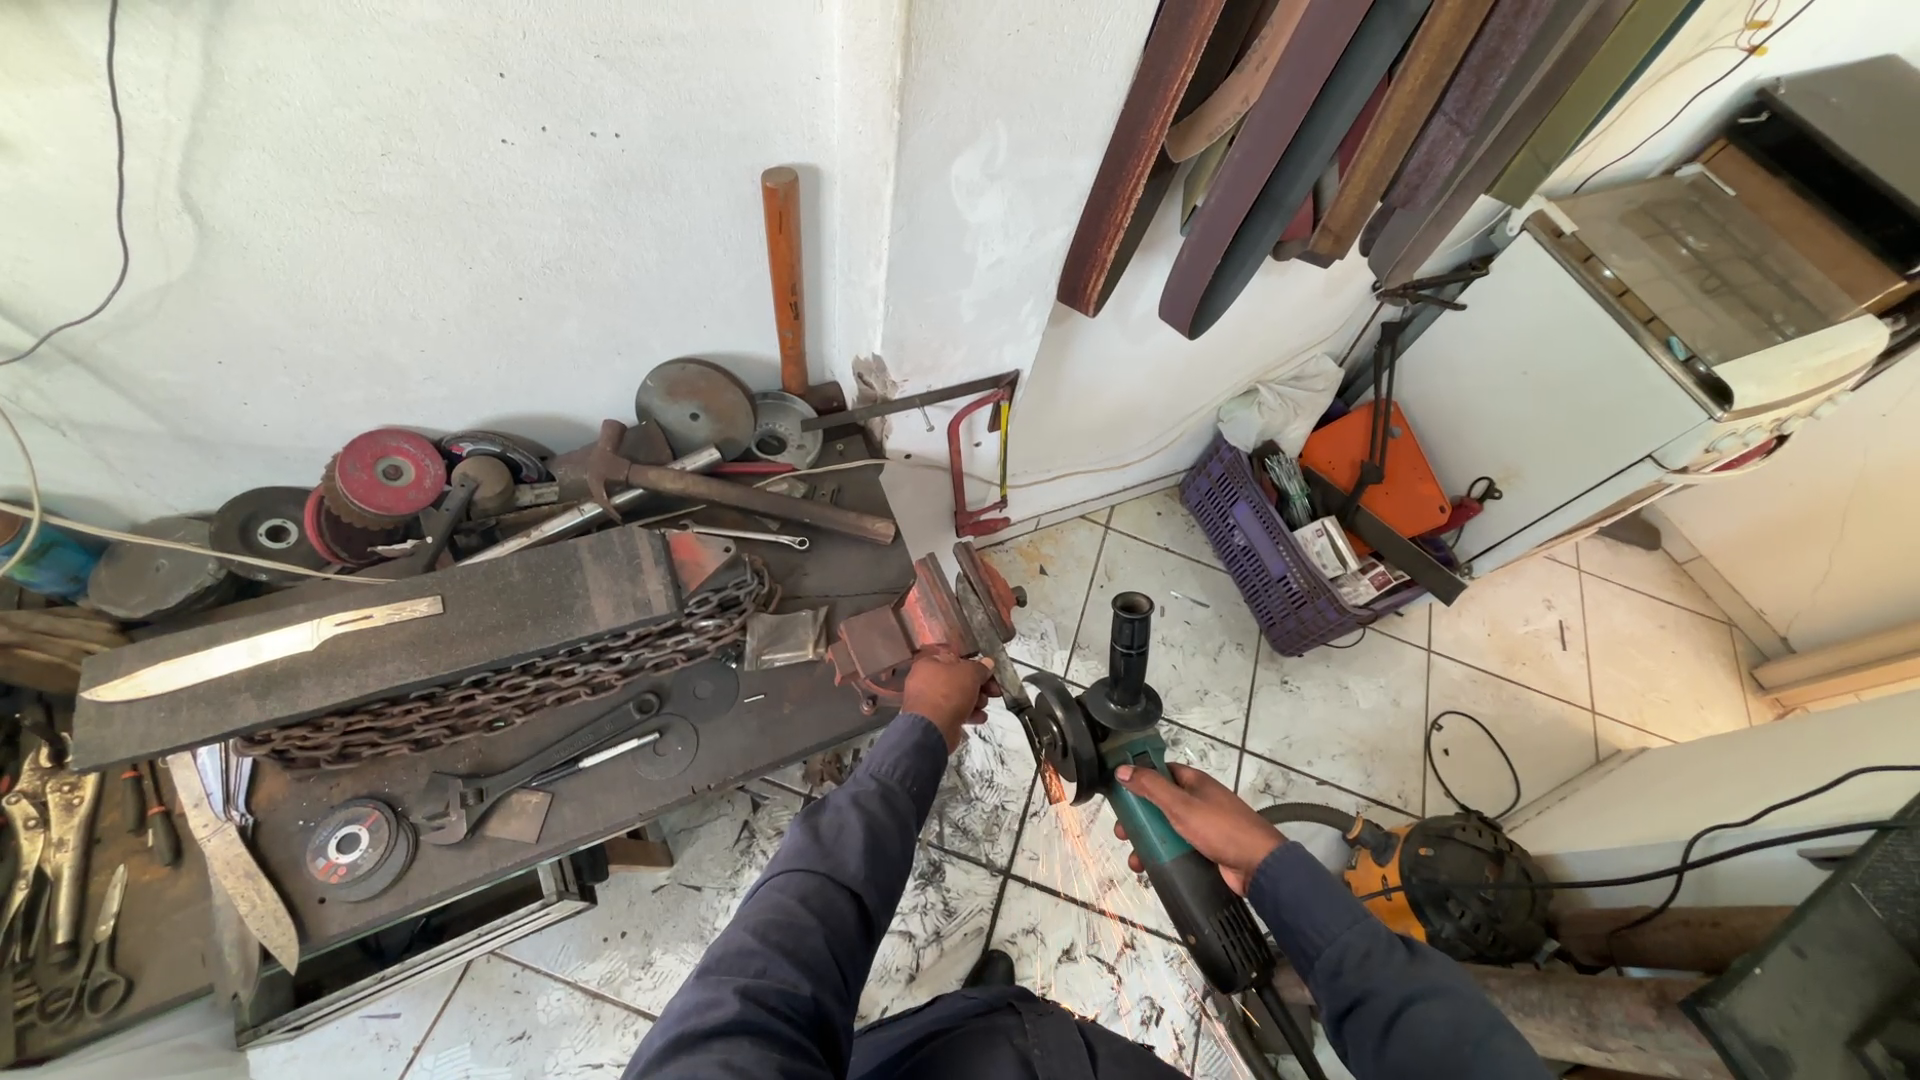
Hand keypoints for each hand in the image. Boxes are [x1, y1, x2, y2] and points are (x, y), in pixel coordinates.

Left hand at [901, 654, 998, 751]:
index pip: (956, 660)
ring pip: (957, 697)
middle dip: (978, 686)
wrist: (932, 728)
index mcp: (930, 664)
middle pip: (959, 680)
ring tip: (983, 706)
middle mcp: (926, 680)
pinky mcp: (934, 719)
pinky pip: (954, 712)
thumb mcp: (970, 674)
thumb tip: (988, 663)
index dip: (975, 666)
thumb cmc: (949, 692)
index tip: (990, 673)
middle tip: (993, 692)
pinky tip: (980, 718)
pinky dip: (968, 714)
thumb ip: (980, 668)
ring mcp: (928, 701)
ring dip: (975, 701)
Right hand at [1112, 763, 1284, 894]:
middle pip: (1159, 804)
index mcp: (1193, 782)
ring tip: (1135, 861)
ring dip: (1147, 843)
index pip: (1160, 772)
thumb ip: (1151, 786)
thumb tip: (1122, 769)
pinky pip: (1177, 849)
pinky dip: (1163, 857)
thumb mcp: (1181, 805)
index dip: (1139, 778)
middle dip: (1138, 819)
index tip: (1119, 792)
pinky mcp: (1205, 850)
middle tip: (1122, 833)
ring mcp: (1202, 826)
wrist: (1260, 866)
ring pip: (1166, 830)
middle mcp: (1197, 800)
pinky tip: (1151, 870)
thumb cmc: (1220, 828)